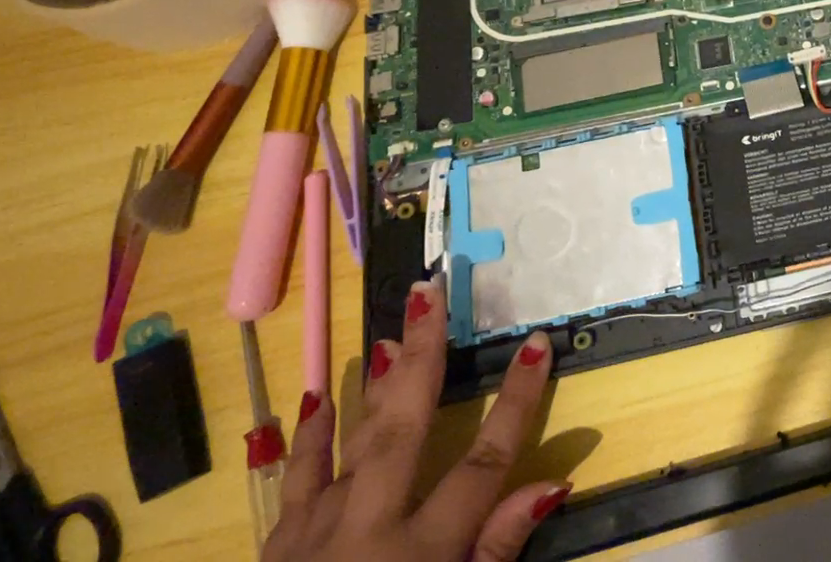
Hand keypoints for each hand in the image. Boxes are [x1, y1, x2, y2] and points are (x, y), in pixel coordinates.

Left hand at [265, 281, 569, 561]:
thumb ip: (497, 551)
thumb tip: (551, 484)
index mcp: (420, 550)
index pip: (484, 461)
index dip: (517, 401)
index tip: (538, 344)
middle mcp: (366, 529)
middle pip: (403, 428)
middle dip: (423, 358)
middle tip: (430, 294)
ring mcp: (316, 534)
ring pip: (347, 443)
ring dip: (372, 384)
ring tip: (390, 328)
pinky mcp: (279, 547)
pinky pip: (296, 482)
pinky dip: (308, 439)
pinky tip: (318, 399)